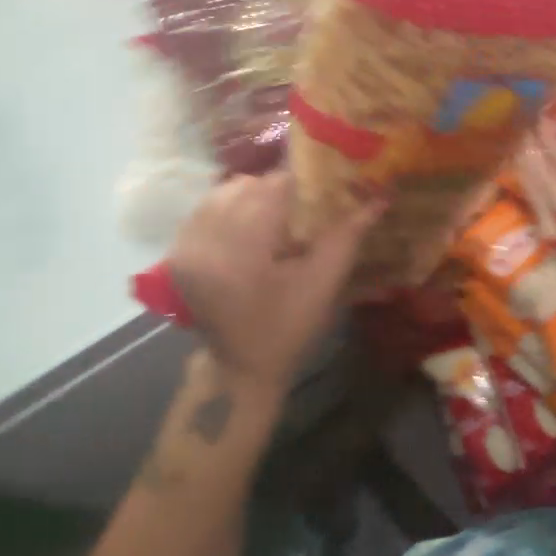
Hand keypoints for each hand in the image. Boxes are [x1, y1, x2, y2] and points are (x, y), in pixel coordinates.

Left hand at [166, 172, 380, 393]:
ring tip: (276, 220)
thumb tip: (379, 200)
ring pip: (226, 192)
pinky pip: (206, 210)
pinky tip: (249, 230)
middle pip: (249, 186)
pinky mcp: (177, 253)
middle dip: (279, 191)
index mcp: (241, 248)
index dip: (304, 185)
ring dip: (253, 198)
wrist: (240, 369)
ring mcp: (185, 246)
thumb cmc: (287, 329)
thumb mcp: (323, 284)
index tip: (324, 194)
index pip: (274, 188)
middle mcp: (204, 240)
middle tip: (304, 209)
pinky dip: (230, 210)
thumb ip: (347, 237)